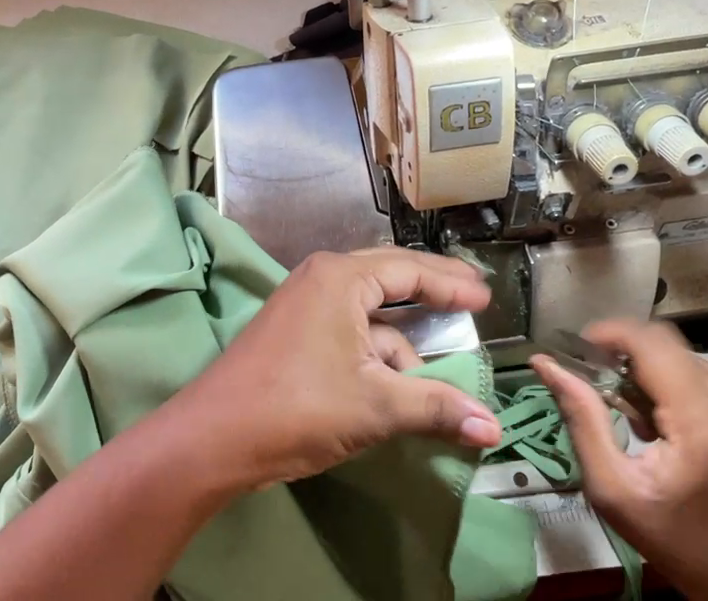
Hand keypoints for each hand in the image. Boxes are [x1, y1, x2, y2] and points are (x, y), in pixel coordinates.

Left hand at [170, 248, 502, 492]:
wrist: (214, 439)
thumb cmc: (298, 407)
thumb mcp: (375, 406)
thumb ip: (436, 408)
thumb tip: (493, 428)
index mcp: (340, 278)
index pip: (410, 269)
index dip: (452, 283)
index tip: (486, 296)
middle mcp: (322, 279)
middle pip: (390, 278)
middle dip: (432, 293)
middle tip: (473, 300)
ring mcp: (305, 305)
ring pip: (370, 312)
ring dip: (404, 341)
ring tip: (443, 368)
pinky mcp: (295, 333)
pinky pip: (350, 331)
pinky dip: (378, 354)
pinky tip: (400, 385)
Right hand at [532, 320, 707, 600]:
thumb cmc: (683, 545)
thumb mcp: (616, 492)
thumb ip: (582, 420)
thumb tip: (545, 364)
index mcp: (704, 425)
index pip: (651, 342)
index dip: (610, 334)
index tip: (581, 351)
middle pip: (669, 349)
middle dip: (630, 361)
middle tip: (608, 395)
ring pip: (691, 362)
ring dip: (659, 377)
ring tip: (647, 422)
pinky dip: (688, 392)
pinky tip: (681, 430)